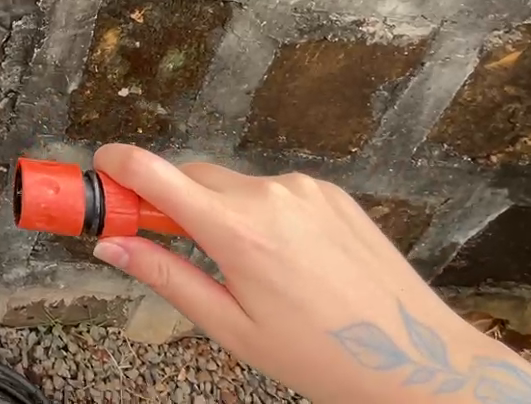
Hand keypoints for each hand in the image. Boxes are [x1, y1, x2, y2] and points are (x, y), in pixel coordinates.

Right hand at [89, 146, 530, 403]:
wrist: (431, 367)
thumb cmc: (324, 359)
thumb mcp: (233, 329)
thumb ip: (165, 276)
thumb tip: (109, 244)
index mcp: (236, 230)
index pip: (151, 170)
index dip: (114, 162)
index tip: (99, 171)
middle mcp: (266, 194)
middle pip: (189, 175)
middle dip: (170, 198)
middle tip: (169, 237)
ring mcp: (302, 188)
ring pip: (232, 183)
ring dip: (220, 207)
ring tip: (250, 264)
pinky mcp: (329, 190)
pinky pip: (272, 189)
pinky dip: (262, 210)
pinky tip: (288, 255)